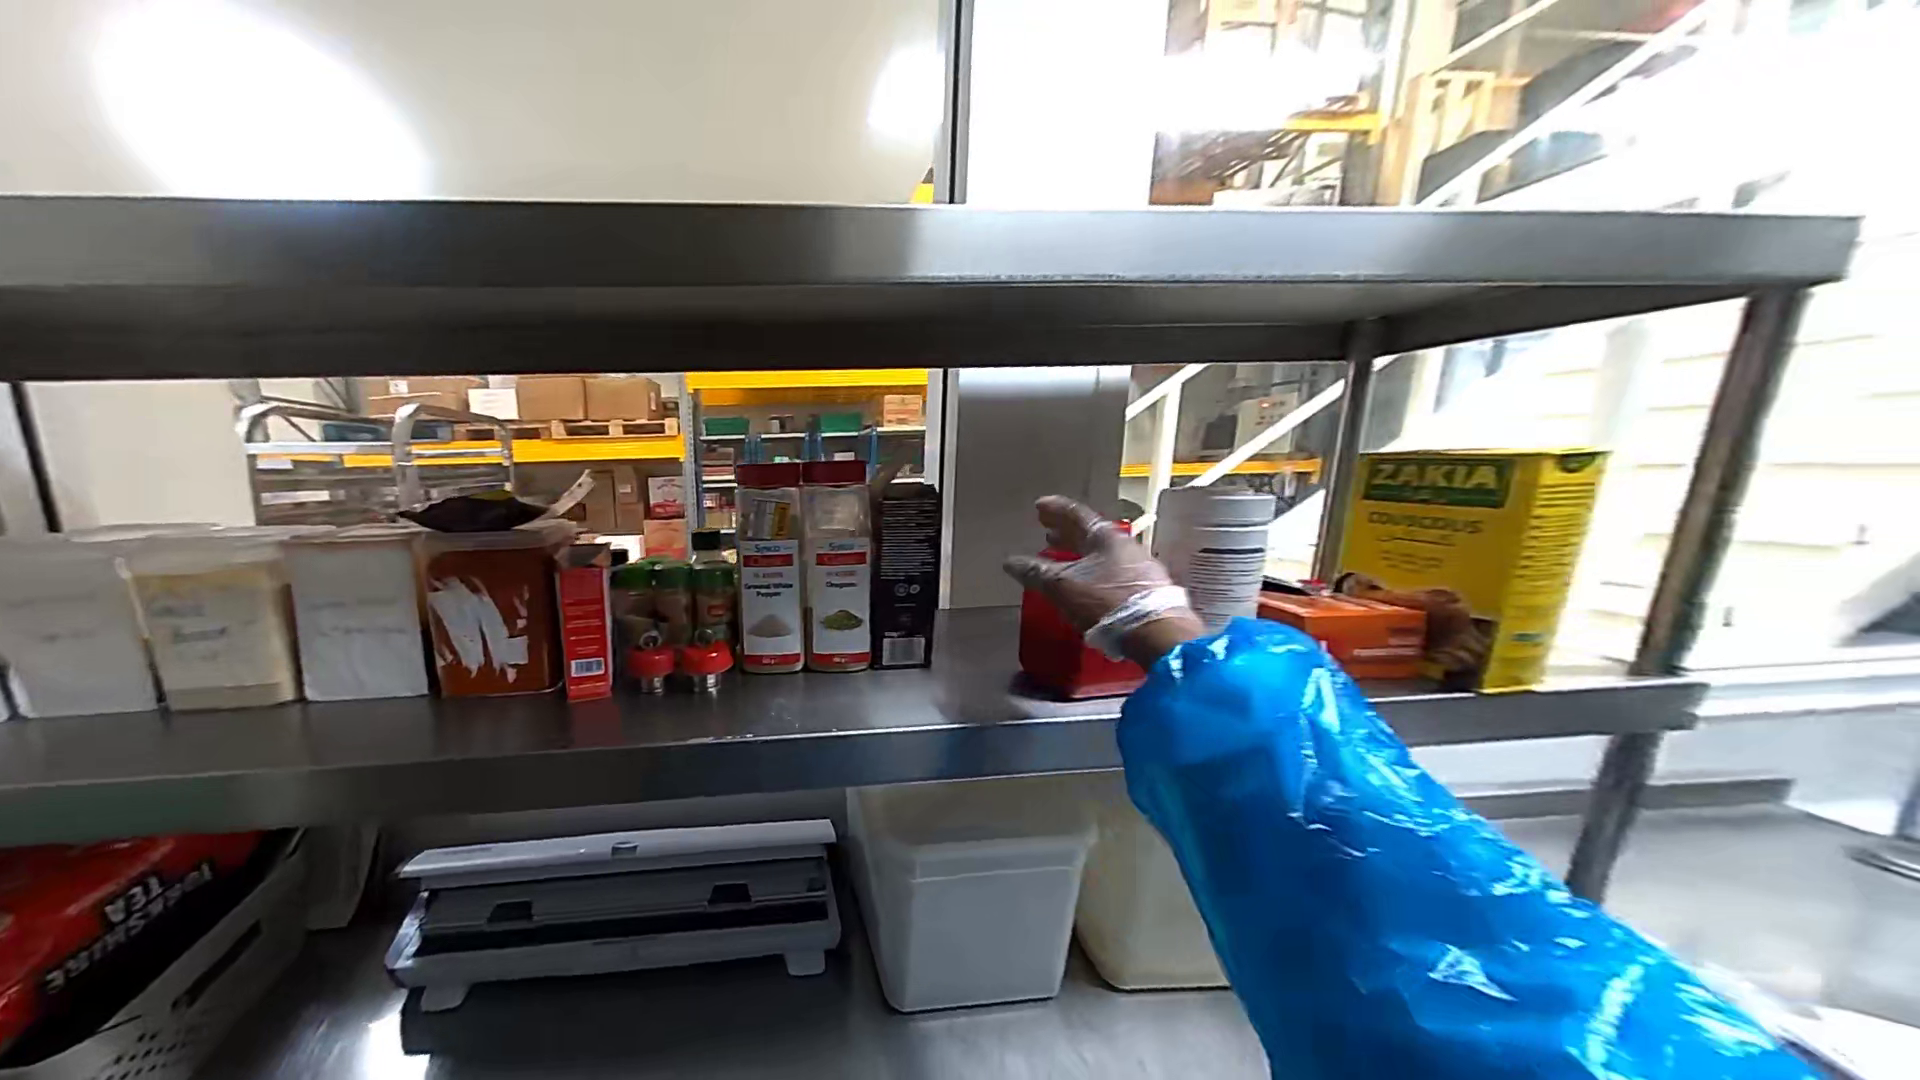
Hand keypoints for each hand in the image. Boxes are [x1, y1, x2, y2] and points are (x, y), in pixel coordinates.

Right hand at [1002, 496, 1204, 668]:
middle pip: (1090, 533)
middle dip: (1066, 532)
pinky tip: (1086, 585)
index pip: (1076, 514)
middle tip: (1048, 530)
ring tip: (1062, 556)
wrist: (1158, 634)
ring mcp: (1139, 568)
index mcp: (1105, 537)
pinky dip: (1093, 571)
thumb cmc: (1109, 603)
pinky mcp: (1146, 591)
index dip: (1055, 509)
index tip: (1040, 505)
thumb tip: (1011, 562)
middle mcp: (1125, 546)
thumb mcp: (1063, 586)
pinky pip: (1112, 572)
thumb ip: (1036, 573)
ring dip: (1080, 553)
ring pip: (1102, 553)